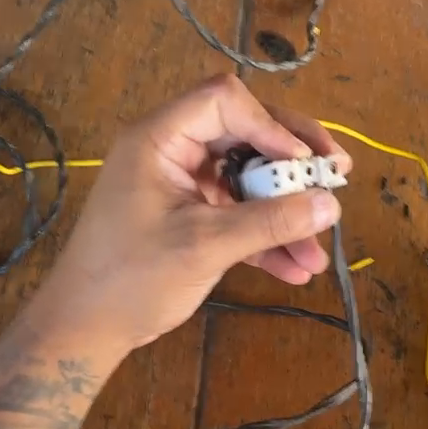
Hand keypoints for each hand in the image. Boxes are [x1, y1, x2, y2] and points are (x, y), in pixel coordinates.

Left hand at [25, 75, 349, 354]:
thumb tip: (331, 205)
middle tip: (339, 175)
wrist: (88, 327)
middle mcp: (174, 152)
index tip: (305, 163)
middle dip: (293, 163)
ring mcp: (184, 186)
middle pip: (246, 134)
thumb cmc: (133, 278)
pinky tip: (296, 268)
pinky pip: (238, 214)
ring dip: (286, 212)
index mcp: (161, 139)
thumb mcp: (205, 246)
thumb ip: (269, 223)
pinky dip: (266, 237)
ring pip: (248, 180)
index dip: (271, 125)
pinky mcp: (192, 218)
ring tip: (320, 247)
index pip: (224, 101)